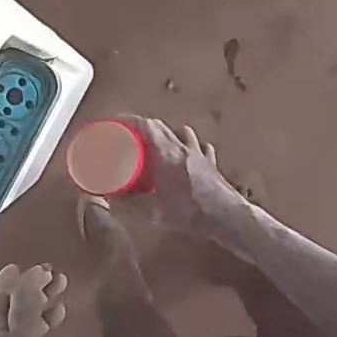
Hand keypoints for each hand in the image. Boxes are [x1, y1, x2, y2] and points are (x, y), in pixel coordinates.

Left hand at [0, 264, 66, 336]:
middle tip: (54, 273)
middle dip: (31, 287)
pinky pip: (34, 333)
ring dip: (41, 301)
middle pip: (13, 304)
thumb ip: (27, 304)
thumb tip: (31, 272)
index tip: (28, 264)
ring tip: (63, 290)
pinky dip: (46, 320)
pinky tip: (59, 317)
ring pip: (25, 317)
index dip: (11, 279)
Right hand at [116, 117, 247, 241]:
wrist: (226, 216)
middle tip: (131, 136)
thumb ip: (129, 207)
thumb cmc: (190, 213)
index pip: (146, 125)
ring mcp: (199, 154)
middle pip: (161, 126)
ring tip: (158, 144)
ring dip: (167, 134)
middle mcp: (182, 148)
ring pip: (181, 133)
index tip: (118, 122)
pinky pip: (199, 147)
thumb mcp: (153, 213)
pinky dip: (189, 147)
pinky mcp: (211, 164)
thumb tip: (110, 201)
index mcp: (166, 155)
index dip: (129, 120)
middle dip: (143, 128)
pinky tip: (188, 155)